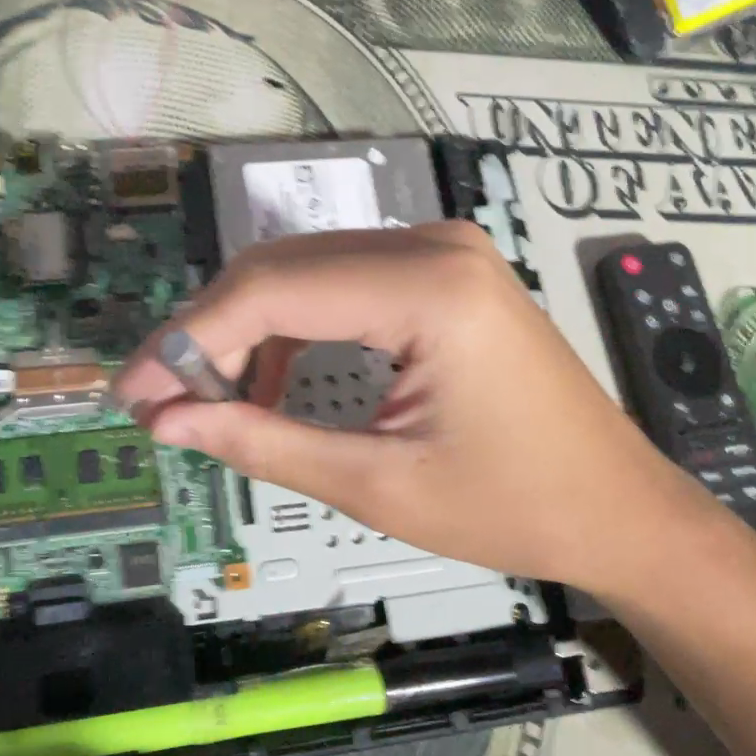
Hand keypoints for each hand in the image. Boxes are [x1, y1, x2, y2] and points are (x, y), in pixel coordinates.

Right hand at [112, 222, 724, 594]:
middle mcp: (431, 245)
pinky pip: (341, 283)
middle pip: (278, 270)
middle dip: (207, 334)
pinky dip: (292, 328)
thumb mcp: (375, 486)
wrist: (620, 510)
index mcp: (425, 289)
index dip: (188, 342)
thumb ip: (261, 444)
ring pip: (303, 272)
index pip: (269, 292)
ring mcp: (441, 251)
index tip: (135, 395)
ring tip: (204, 399)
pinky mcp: (443, 273)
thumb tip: (165, 422)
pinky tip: (268, 381)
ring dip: (244, 331)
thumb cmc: (512, 508)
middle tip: (158, 399)